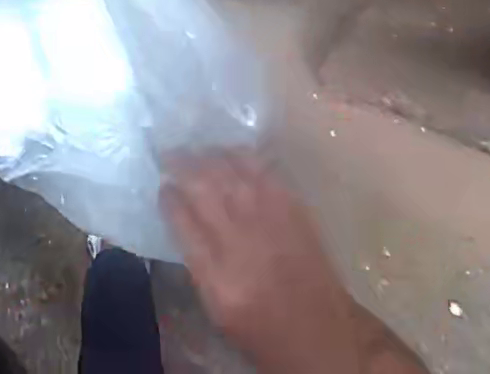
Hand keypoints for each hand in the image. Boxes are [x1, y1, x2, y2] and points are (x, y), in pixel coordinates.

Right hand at [161, 151, 425, 373]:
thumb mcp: (217, 310)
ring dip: (206, 154)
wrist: (327, 339)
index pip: (181, 219)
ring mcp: (270, 220)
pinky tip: (228, 153)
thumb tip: (178, 212)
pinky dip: (240, 155)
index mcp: (218, 278)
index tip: (162, 185)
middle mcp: (242, 243)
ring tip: (194, 150)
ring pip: (229, 170)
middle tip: (167, 153)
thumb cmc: (264, 333)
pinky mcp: (294, 209)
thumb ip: (195, 260)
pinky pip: (261, 168)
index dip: (167, 196)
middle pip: (201, 186)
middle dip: (179, 163)